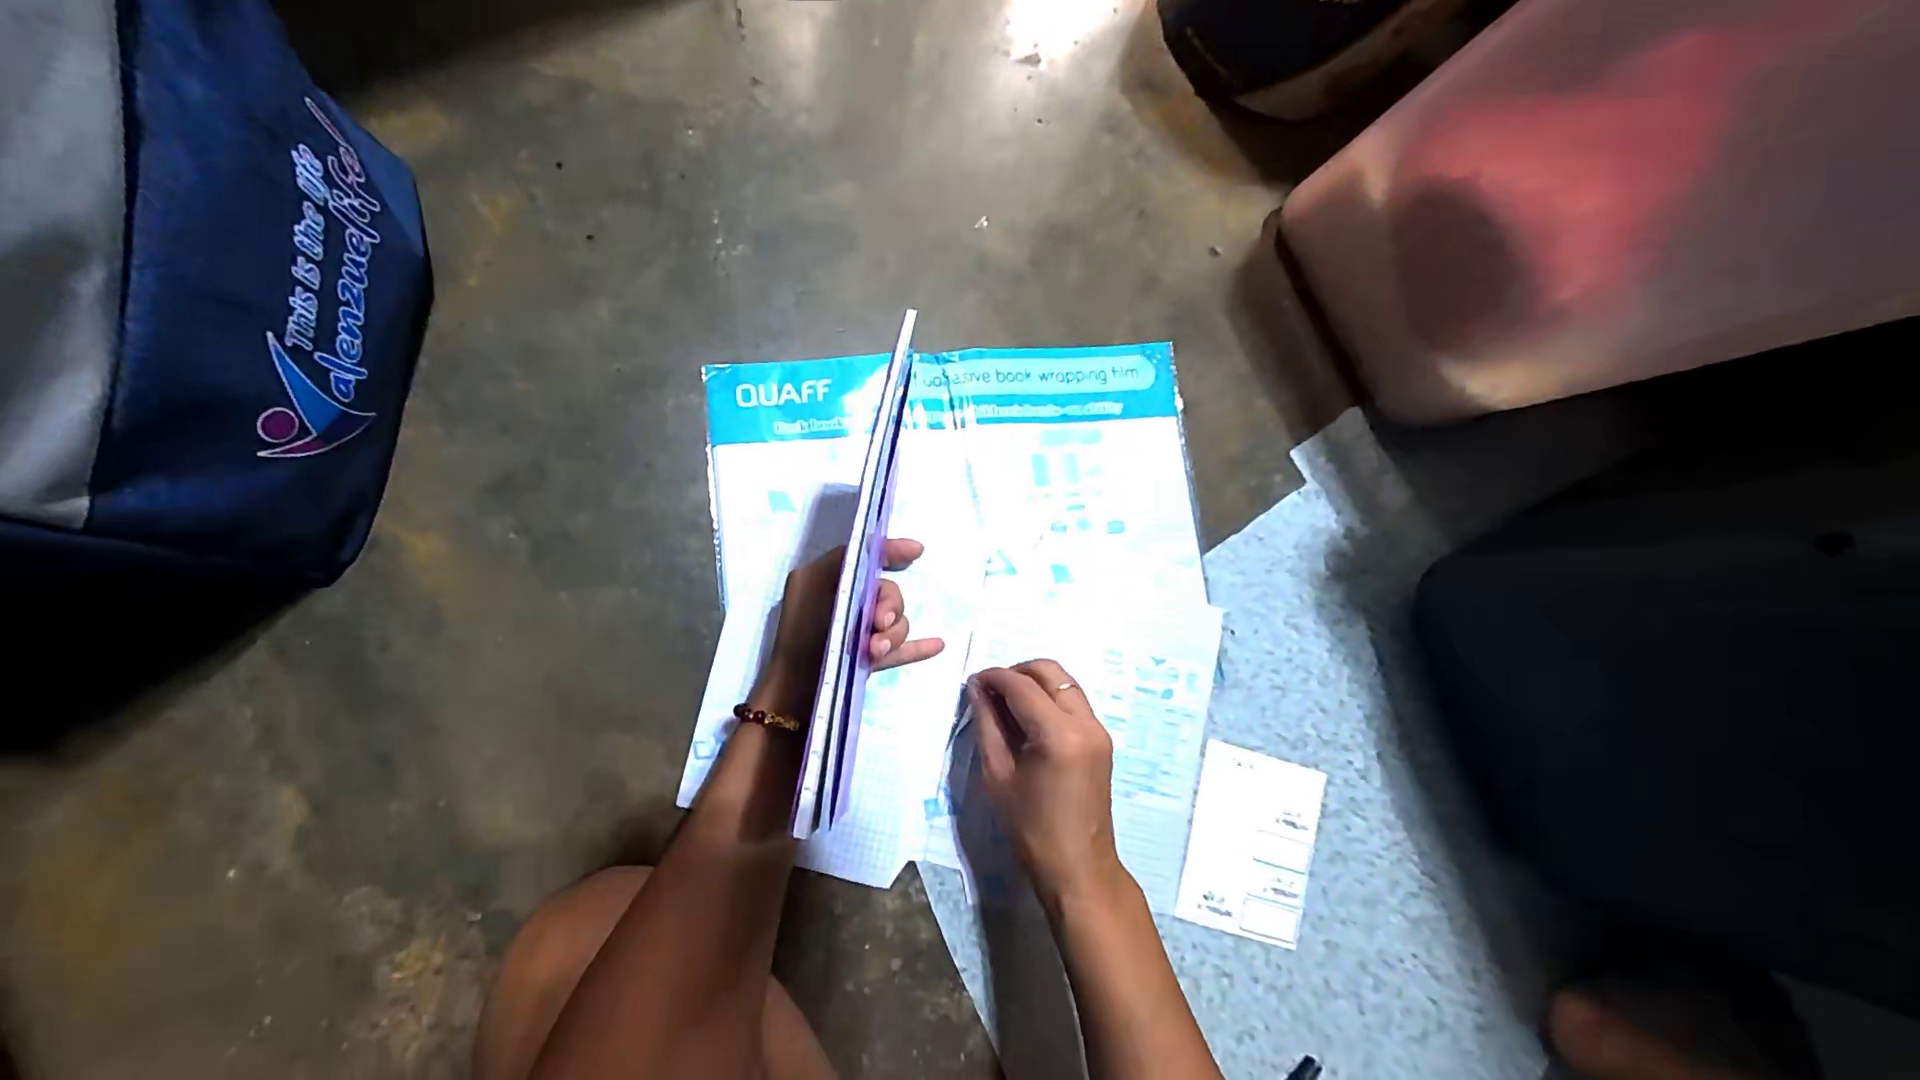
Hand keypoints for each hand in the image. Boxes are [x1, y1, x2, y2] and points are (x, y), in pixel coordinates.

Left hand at [756, 539, 945, 716]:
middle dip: (890, 606)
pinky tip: (937, 644)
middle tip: (879, 623)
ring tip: (875, 650)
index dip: (892, 550)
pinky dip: (918, 647)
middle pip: (889, 593)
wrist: (794, 691)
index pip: (867, 557)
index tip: (916, 551)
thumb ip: (842, 562)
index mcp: (832, 582)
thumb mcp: (810, 583)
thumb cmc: (798, 633)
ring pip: (898, 623)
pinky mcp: (869, 661)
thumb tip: (880, 556)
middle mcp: (849, 604)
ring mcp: (861, 633)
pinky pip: (903, 650)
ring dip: (893, 633)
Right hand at [969, 660, 1126, 906]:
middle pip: (1050, 672)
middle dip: (1017, 671)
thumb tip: (977, 688)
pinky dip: (1050, 697)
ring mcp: (1099, 730)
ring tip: (1006, 702)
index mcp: (1059, 734)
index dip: (994, 677)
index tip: (973, 681)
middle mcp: (1085, 723)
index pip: (1022, 686)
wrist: (1078, 866)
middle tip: (990, 689)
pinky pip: (1073, 701)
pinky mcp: (1102, 739)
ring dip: (1035, 682)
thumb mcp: (998, 773)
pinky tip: (1028, 717)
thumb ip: (987, 724)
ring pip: (1064, 683)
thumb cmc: (1030, 827)